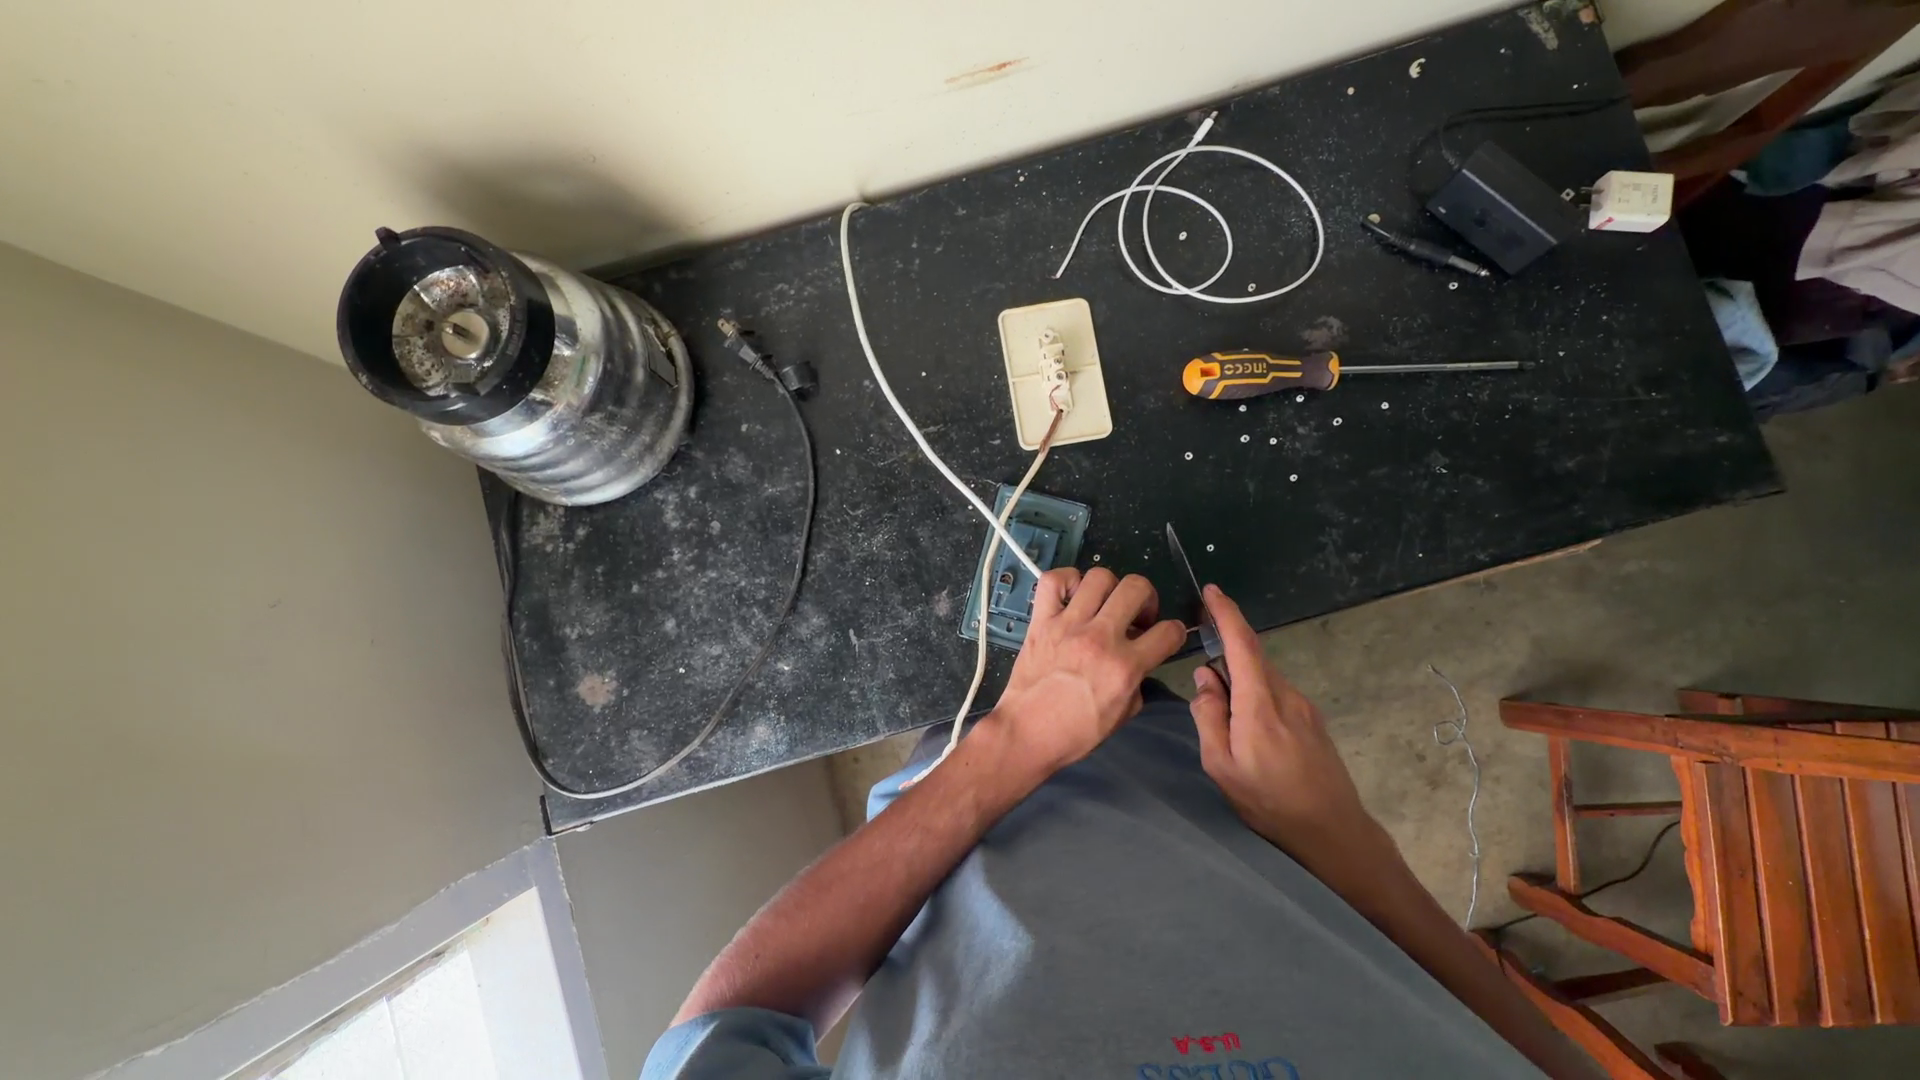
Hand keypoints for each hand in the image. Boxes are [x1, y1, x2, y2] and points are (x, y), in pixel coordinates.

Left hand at [988, 567, 1186, 773]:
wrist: (1027, 733)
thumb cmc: (1077, 732)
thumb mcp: (1123, 714)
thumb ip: (1137, 681)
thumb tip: (1138, 659)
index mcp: (1125, 666)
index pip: (1168, 631)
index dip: (1173, 632)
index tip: (1163, 636)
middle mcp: (1100, 637)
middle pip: (1137, 587)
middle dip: (1146, 598)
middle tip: (1135, 616)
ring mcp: (1068, 624)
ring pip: (1099, 577)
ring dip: (1110, 589)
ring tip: (1104, 606)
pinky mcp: (1041, 620)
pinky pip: (1053, 580)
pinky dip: (1066, 580)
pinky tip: (1072, 597)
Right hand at [1189, 585, 1385, 865]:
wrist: (1333, 831)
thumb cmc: (1269, 802)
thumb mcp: (1221, 765)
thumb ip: (1208, 716)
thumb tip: (1205, 677)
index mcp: (1260, 705)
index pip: (1242, 645)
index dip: (1226, 614)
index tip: (1211, 592)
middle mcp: (1286, 696)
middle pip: (1252, 659)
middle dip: (1225, 654)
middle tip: (1202, 675)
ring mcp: (1304, 707)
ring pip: (1264, 678)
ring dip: (1240, 681)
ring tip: (1223, 718)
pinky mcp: (1313, 721)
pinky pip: (1276, 694)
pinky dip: (1255, 696)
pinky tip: (1247, 730)